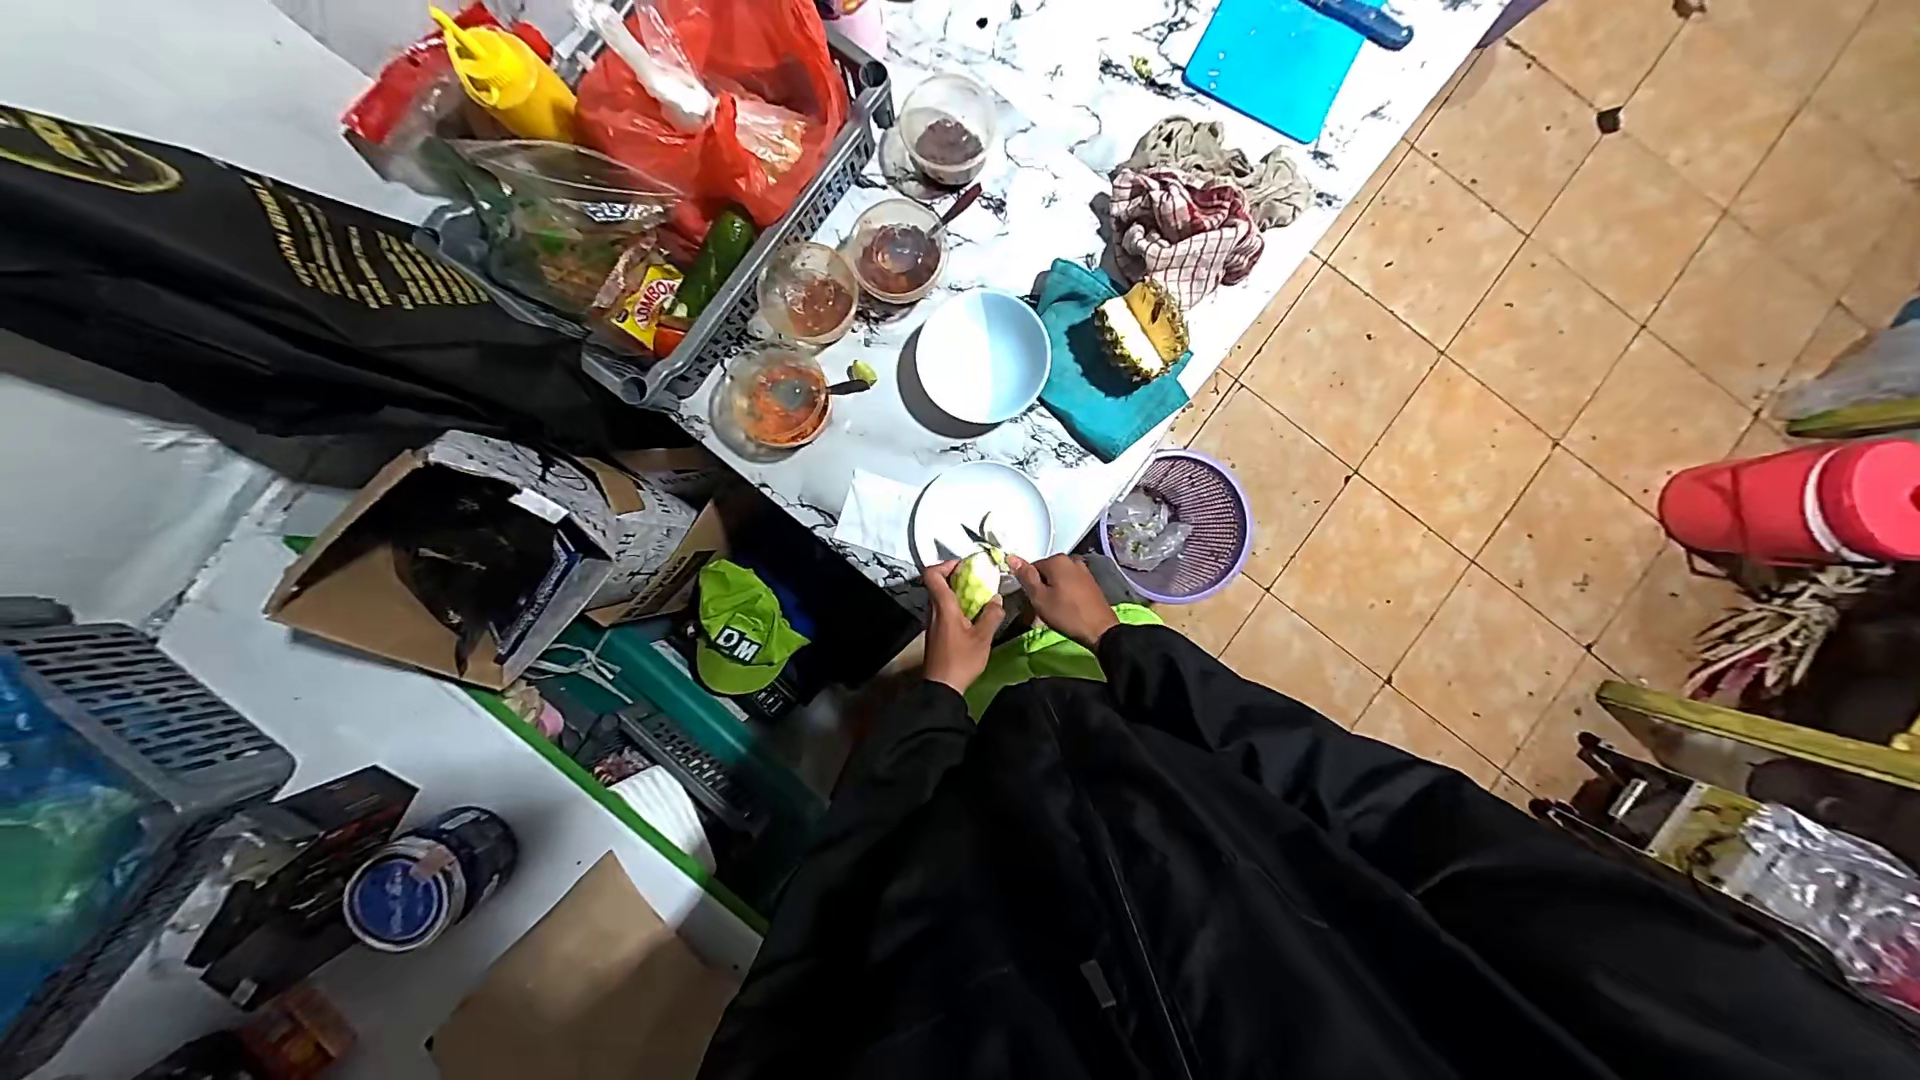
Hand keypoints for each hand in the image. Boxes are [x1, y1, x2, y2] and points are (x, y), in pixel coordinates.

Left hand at [922, 559, 1003, 693]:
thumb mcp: (982, 638)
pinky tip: (972, 615)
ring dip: (956, 592)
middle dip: (955, 576)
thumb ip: (991, 616)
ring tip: (977, 596)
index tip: (963, 566)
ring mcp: (932, 622)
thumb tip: (997, 599)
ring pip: (939, 598)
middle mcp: (933, 611)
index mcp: (943, 607)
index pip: (932, 575)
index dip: (945, 564)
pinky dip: (955, 606)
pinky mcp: (935, 633)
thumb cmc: (961, 660)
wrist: (942, 687)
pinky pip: (942, 610)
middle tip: (975, 578)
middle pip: (936, 584)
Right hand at [1010, 554, 1118, 649]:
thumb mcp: (1039, 597)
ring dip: (1053, 591)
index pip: (1031, 568)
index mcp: (1057, 560)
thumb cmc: (1066, 614)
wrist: (1100, 630)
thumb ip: (1026, 576)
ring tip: (1055, 609)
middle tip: (1042, 607)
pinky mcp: (1091, 582)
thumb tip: (1011, 557)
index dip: (1029, 586)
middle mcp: (1071, 560)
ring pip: (1058, 578)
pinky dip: (1065, 593)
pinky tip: (1067, 607)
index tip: (1032, 601)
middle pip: (1046, 572)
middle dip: (1042, 587)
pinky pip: (1070, 583)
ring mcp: (1083, 570)